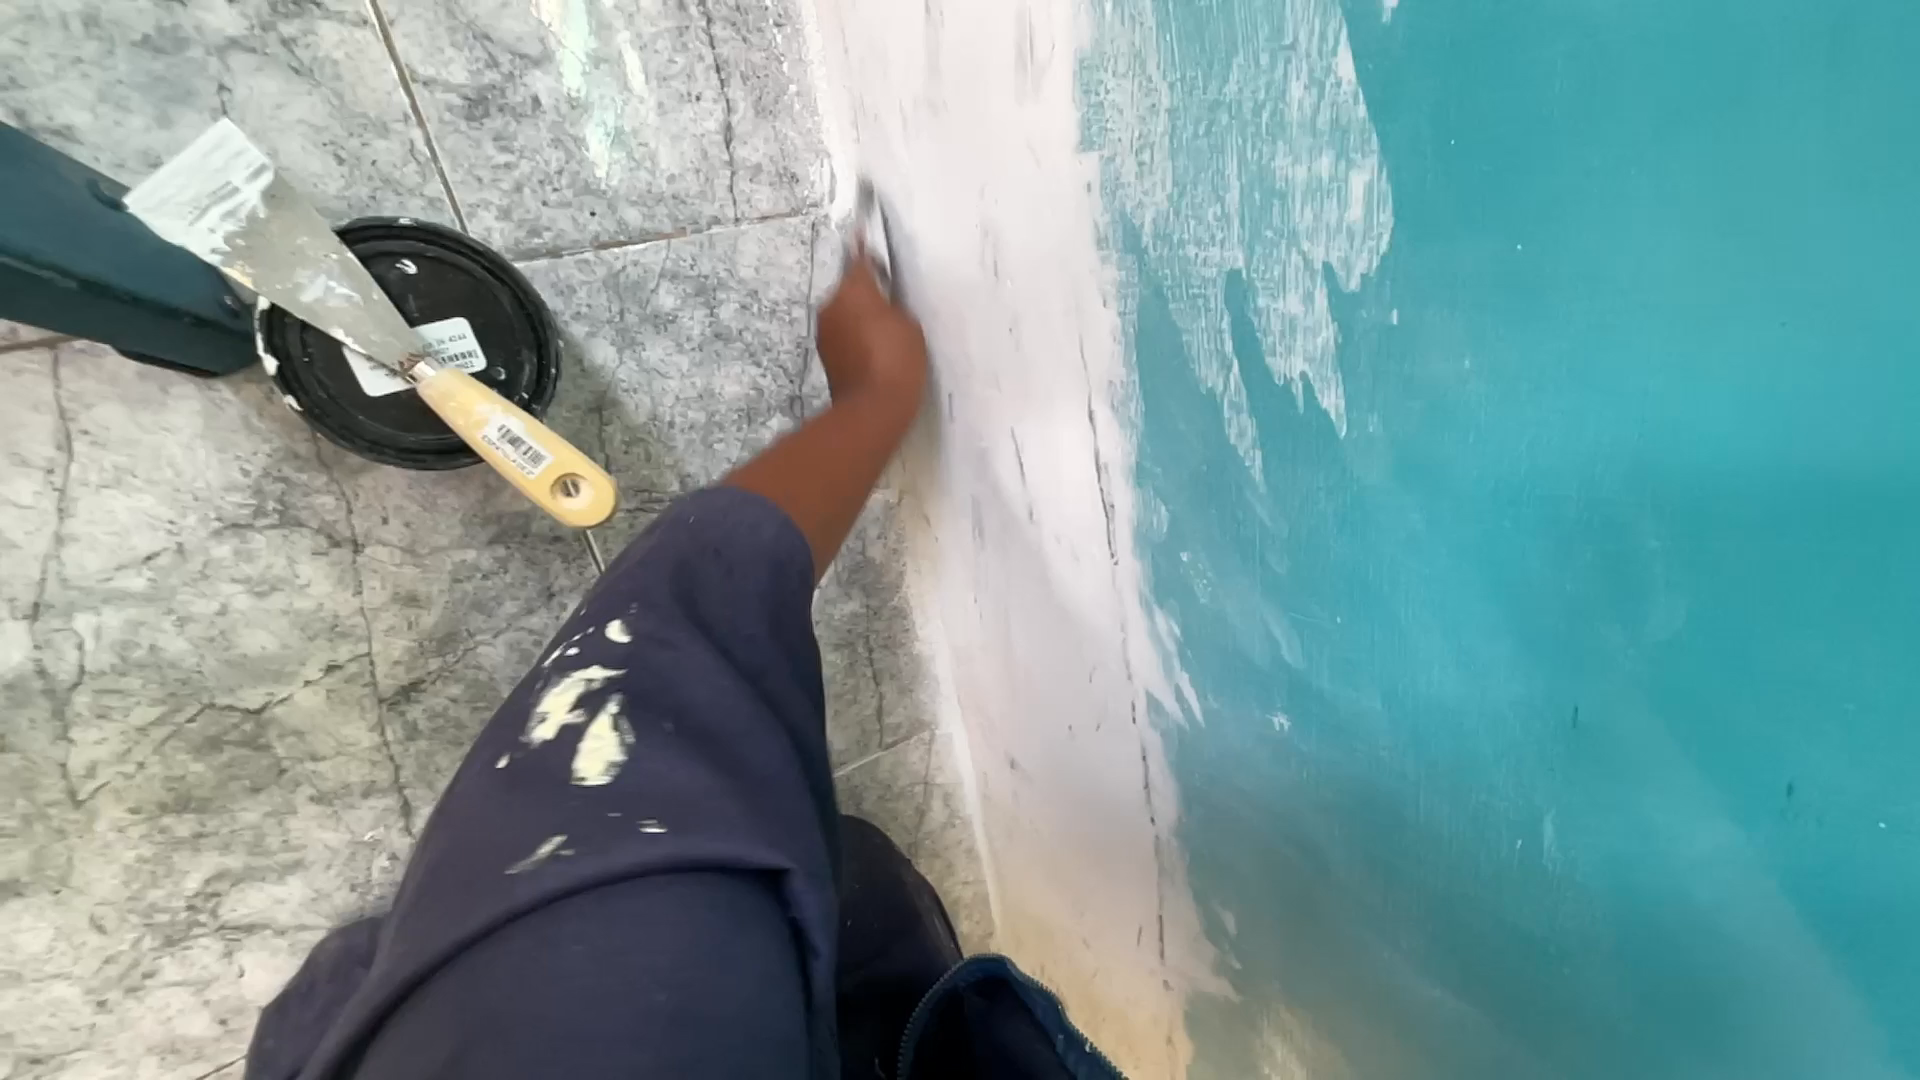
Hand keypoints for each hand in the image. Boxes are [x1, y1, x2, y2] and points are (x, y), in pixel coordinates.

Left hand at [815, 249, 927, 410]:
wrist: (872, 408)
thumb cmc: (897, 360)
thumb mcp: (909, 325)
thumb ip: (893, 306)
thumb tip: (881, 305)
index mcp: (854, 289)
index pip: (860, 258)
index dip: (867, 248)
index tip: (865, 233)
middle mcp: (831, 304)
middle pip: (850, 288)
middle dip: (865, 292)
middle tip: (888, 302)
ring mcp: (824, 331)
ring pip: (844, 312)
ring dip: (858, 317)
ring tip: (882, 332)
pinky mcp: (825, 354)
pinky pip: (842, 334)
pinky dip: (854, 337)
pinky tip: (872, 351)